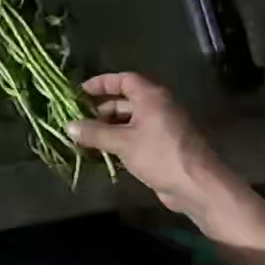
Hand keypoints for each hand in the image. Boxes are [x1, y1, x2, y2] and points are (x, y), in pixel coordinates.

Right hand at [66, 73, 243, 217]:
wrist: (195, 184)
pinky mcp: (162, 147)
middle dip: (101, 111)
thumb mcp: (123, 142)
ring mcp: (161, 127)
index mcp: (151, 96)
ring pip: (129, 122)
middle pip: (125, 101)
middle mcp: (157, 107)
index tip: (80, 92)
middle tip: (78, 122)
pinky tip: (103, 154)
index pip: (124, 80)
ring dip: (108, 129)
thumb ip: (95, 133)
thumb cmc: (159, 154)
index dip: (101, 84)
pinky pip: (136, 138)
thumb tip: (69, 126)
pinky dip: (119, 143)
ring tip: (85, 140)